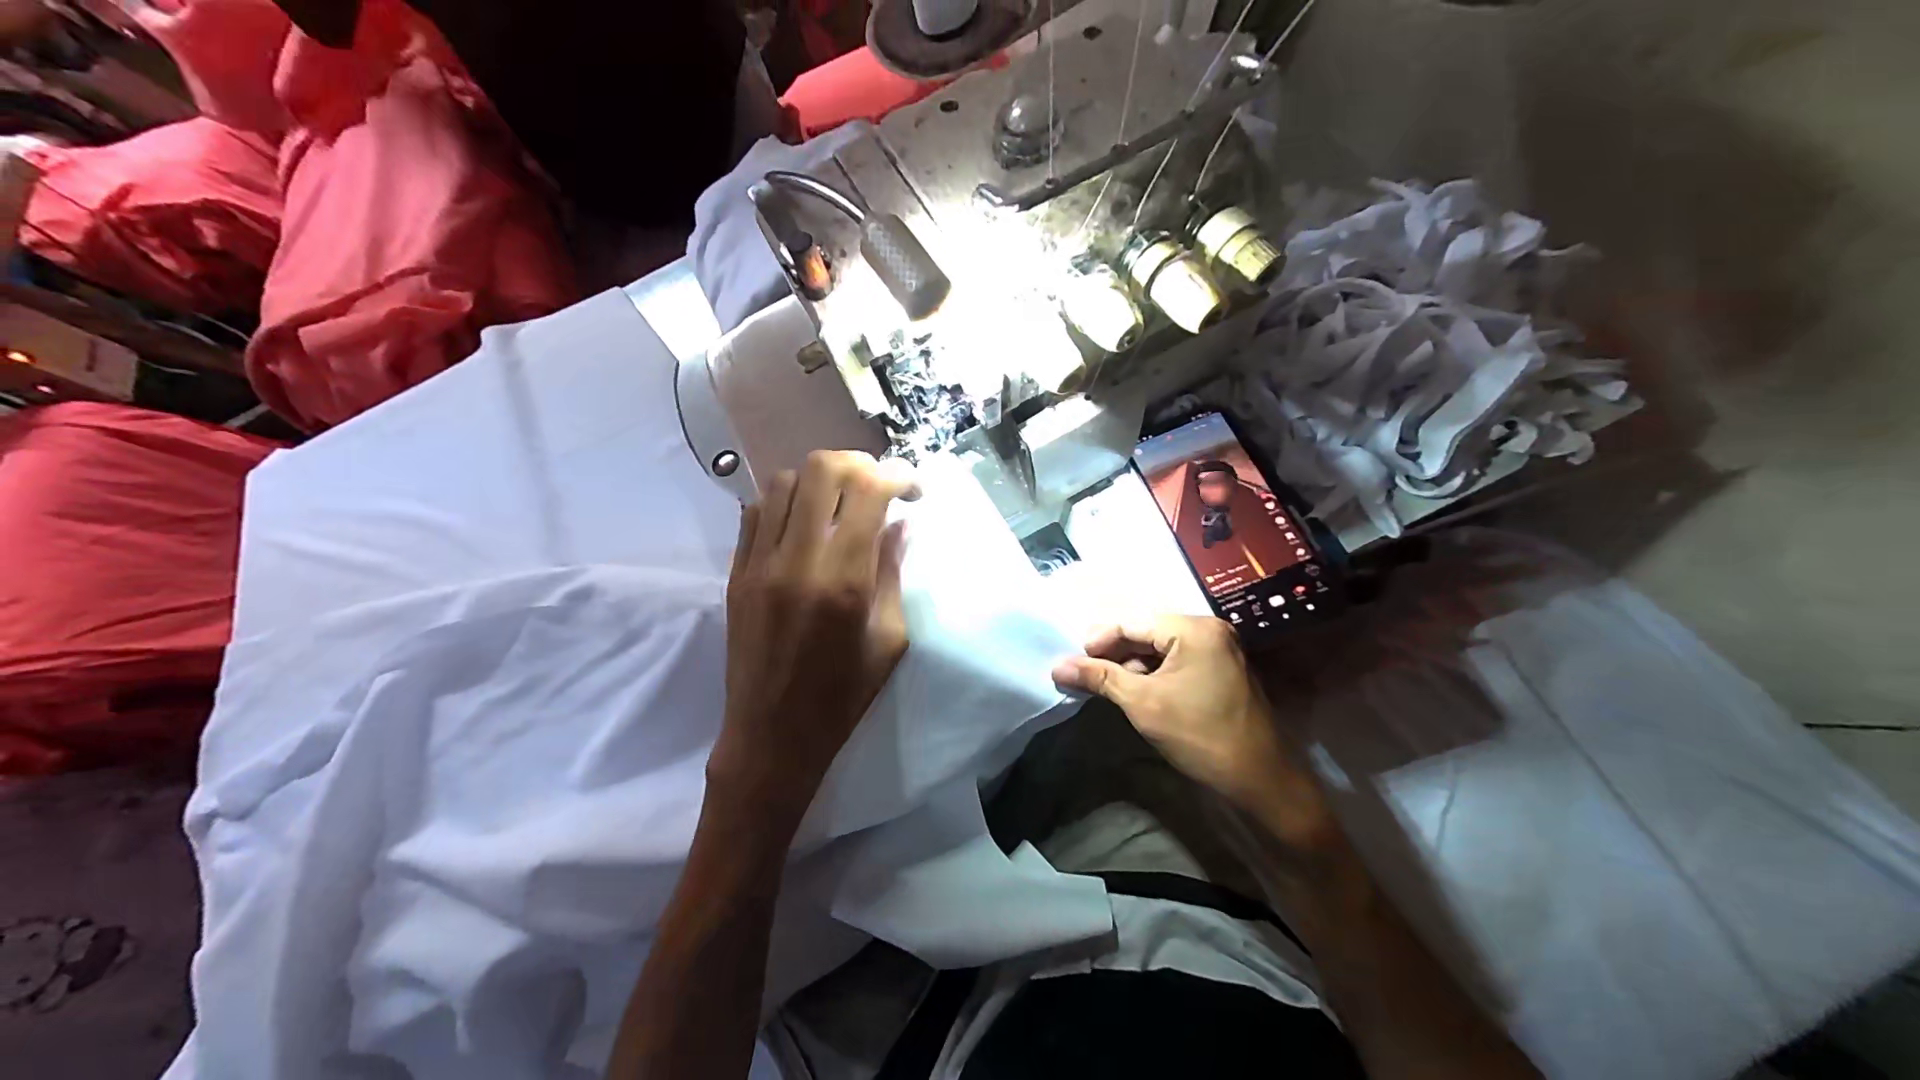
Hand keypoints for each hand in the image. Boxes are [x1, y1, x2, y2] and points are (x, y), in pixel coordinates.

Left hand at [711, 451, 918, 817]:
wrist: (771, 735)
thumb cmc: (842, 696)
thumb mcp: (889, 640)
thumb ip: (893, 573)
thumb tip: (900, 524)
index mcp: (844, 581)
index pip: (868, 491)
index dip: (897, 476)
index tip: (912, 491)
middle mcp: (796, 560)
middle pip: (822, 469)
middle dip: (859, 465)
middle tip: (877, 488)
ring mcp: (758, 563)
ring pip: (785, 481)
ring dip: (820, 481)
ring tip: (839, 505)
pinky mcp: (735, 572)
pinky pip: (756, 511)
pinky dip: (786, 502)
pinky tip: (803, 524)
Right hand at [1052, 616, 1336, 852]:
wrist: (1259, 779)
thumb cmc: (1199, 735)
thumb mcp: (1142, 703)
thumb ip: (1100, 678)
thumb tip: (1057, 666)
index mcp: (1194, 629)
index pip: (1133, 622)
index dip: (1099, 639)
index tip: (1073, 661)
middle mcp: (1209, 630)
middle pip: (1147, 631)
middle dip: (1114, 651)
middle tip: (1085, 672)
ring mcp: (1219, 650)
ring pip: (1161, 647)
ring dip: (1131, 663)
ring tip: (1104, 683)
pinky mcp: (1221, 670)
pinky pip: (1177, 660)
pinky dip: (1153, 672)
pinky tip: (1133, 689)